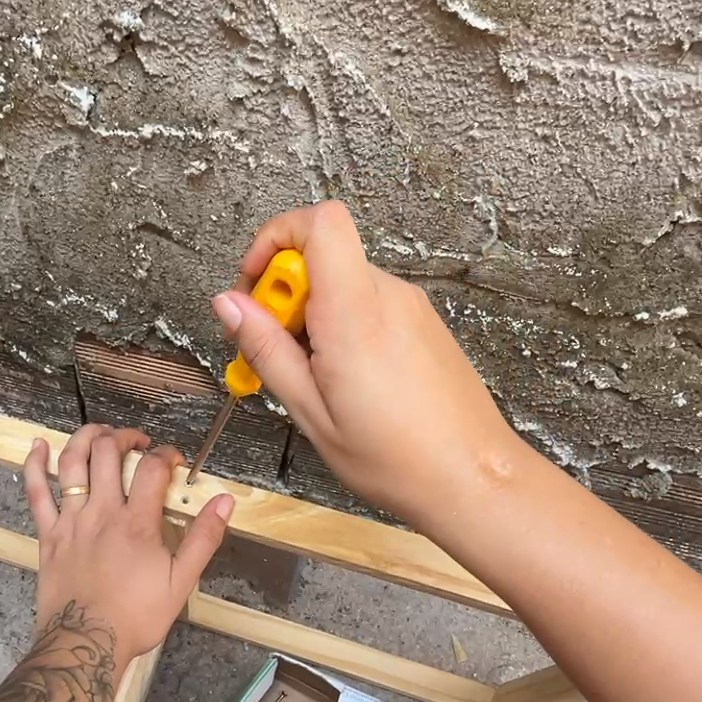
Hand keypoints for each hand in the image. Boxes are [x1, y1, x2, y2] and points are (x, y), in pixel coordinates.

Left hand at [22, 424, 234, 657]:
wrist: (86, 643)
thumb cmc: (136, 616)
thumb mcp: (181, 582)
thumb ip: (203, 538)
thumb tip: (224, 502)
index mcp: (137, 522)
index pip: (152, 468)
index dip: (165, 454)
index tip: (172, 461)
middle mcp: (101, 512)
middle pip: (108, 452)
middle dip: (125, 437)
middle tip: (137, 444)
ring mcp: (70, 520)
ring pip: (72, 461)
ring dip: (86, 437)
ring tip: (101, 432)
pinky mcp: (47, 534)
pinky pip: (36, 492)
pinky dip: (35, 464)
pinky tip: (38, 445)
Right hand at [213, 201, 519, 521]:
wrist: (472, 478)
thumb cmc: (397, 458)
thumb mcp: (310, 412)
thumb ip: (266, 349)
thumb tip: (229, 305)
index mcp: (356, 314)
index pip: (319, 223)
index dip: (275, 240)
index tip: (254, 288)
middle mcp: (388, 296)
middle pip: (320, 256)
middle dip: (282, 295)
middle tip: (270, 352)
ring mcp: (410, 306)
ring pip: (339, 283)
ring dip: (308, 317)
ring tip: (307, 377)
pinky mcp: (420, 322)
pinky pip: (364, 302)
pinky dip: (337, 326)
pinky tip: (337, 377)